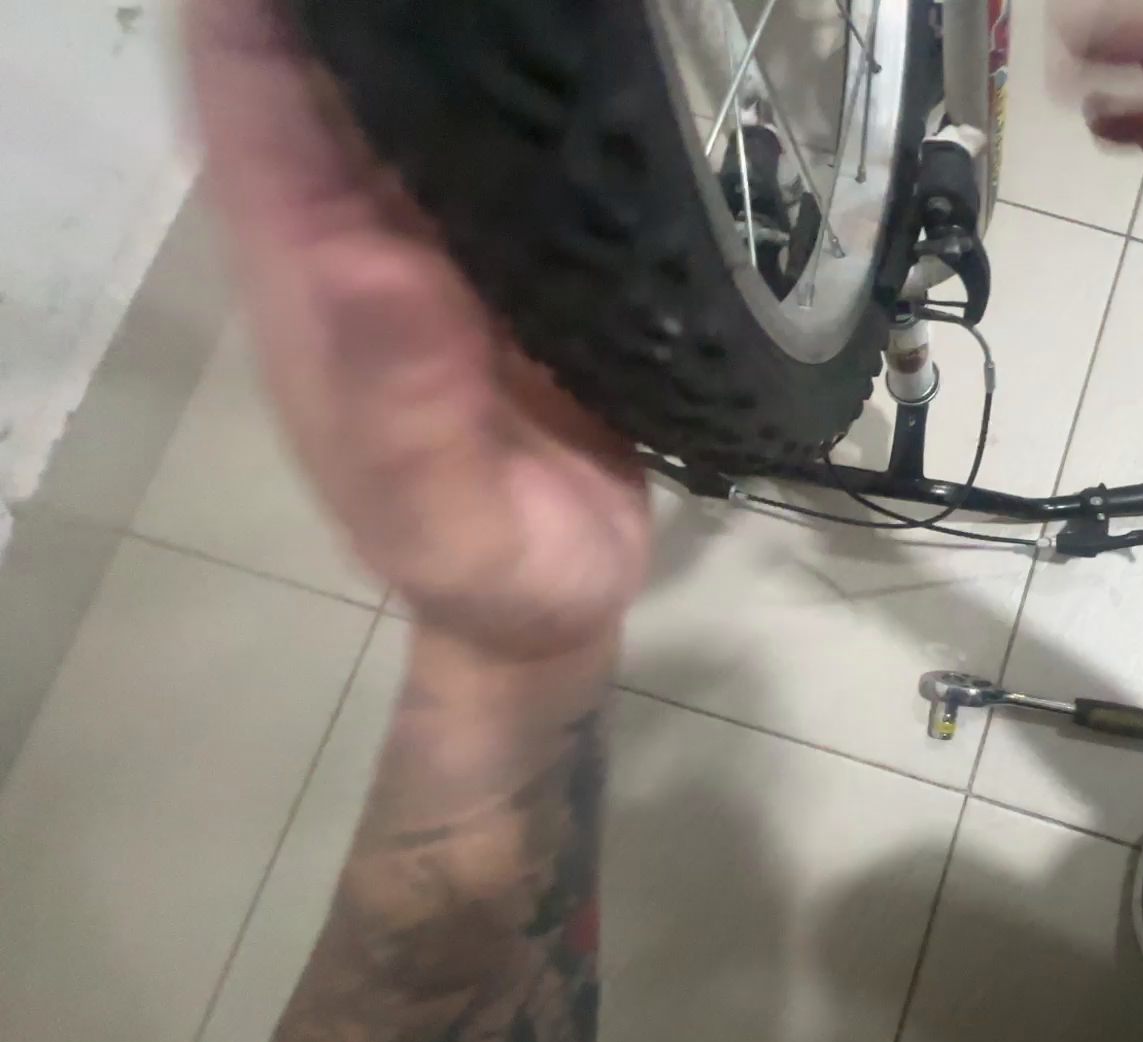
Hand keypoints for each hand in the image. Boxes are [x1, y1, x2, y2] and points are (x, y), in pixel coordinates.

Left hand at [186, 0, 651, 660]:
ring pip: (458, 143)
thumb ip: (408, 416)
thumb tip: (371, 257)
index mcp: (325, 295)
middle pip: (356, 98)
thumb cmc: (493, 583)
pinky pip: (542, 206)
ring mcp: (470, 281)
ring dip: (490, 72)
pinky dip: (565, 153)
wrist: (557, 612)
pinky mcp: (544, 305)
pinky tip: (619, 115)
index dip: (266, 12)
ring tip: (569, 21)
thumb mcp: (441, 524)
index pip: (255, 108)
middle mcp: (385, 262)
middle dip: (402, 23)